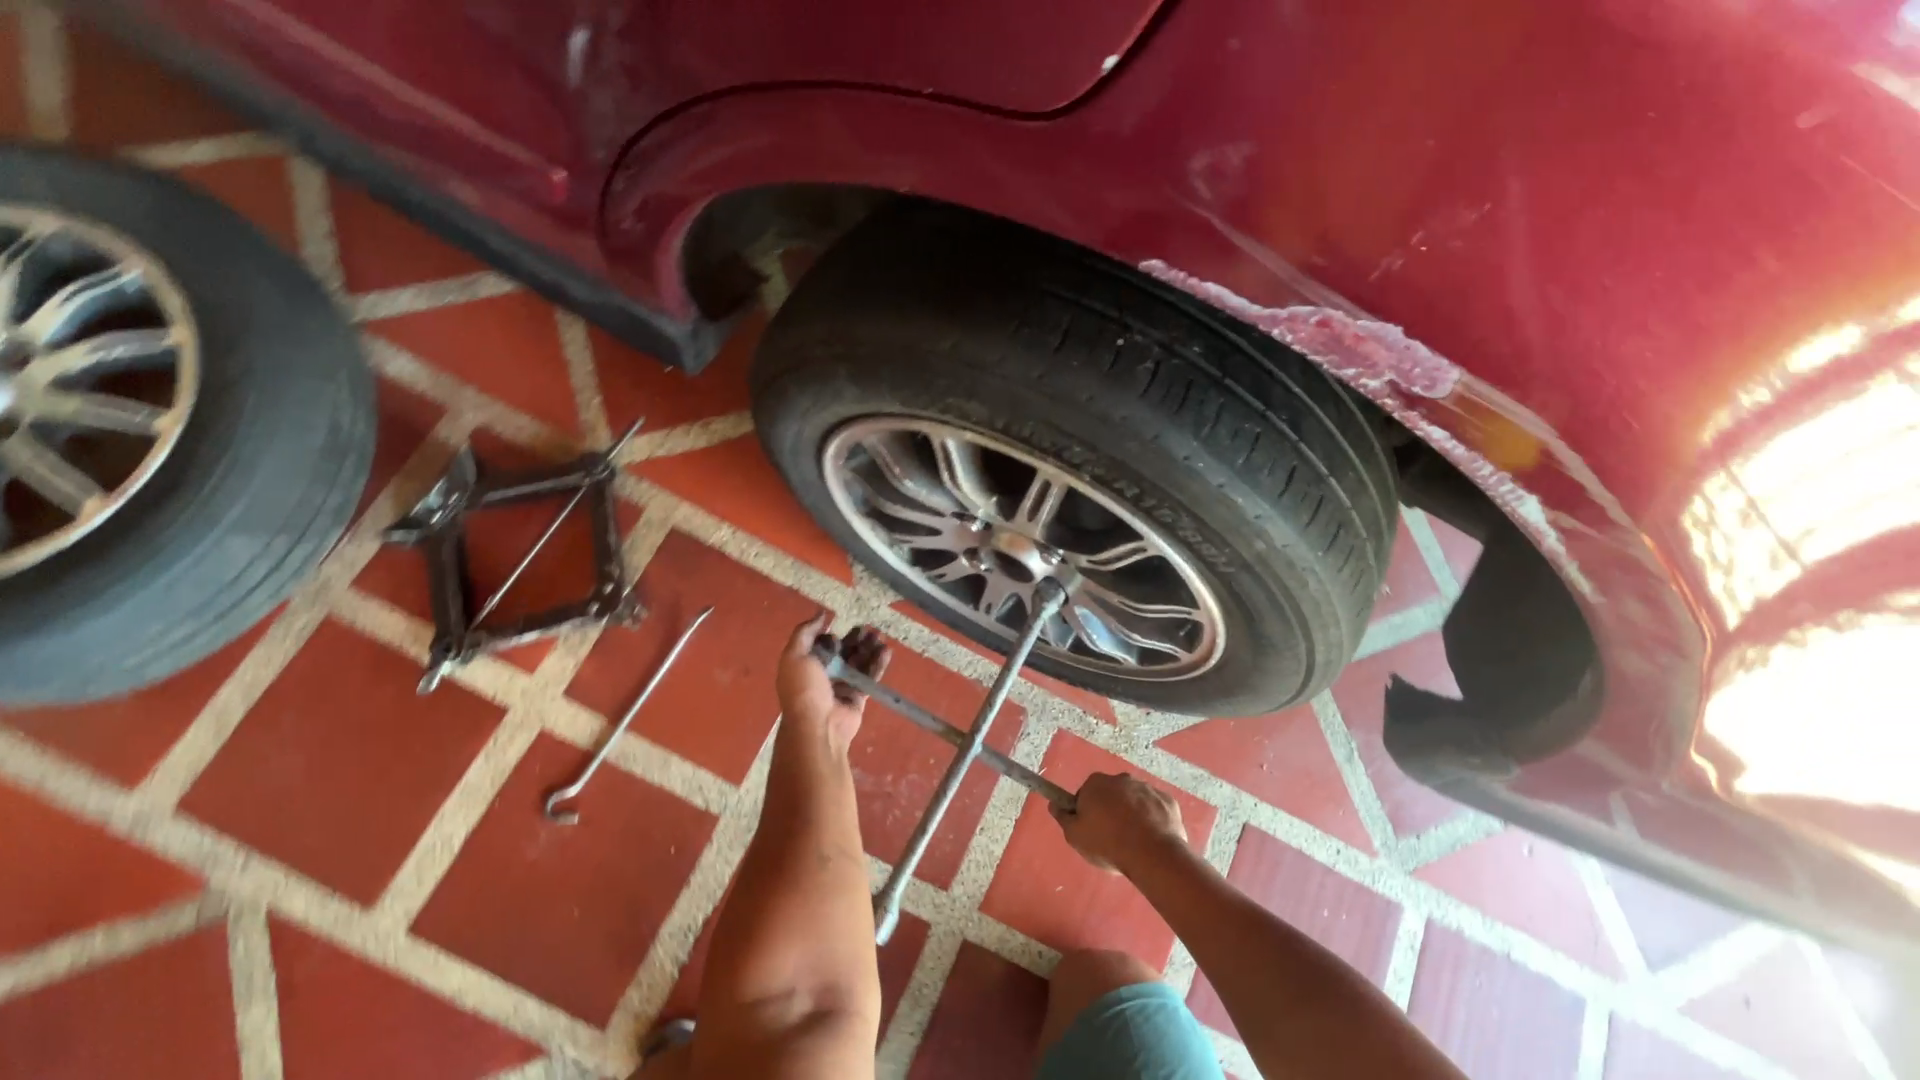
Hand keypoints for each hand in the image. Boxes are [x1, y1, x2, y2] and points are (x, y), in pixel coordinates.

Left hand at [776, 612, 889, 751]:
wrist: (817, 725)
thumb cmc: (803, 689)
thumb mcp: (795, 655)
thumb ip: (806, 632)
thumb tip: (820, 613)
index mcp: (805, 665)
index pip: (821, 645)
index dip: (830, 636)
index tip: (839, 629)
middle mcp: (823, 675)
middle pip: (842, 652)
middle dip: (855, 639)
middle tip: (868, 628)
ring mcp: (841, 686)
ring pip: (858, 662)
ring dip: (869, 648)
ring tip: (880, 636)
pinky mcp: (858, 697)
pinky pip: (869, 677)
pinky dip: (877, 664)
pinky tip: (886, 651)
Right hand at [1051, 772, 1187, 873]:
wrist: (1151, 854)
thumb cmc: (1106, 843)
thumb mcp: (1074, 835)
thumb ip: (1063, 817)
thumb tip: (1054, 804)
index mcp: (1096, 783)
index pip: (1086, 794)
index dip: (1086, 812)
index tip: (1091, 829)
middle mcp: (1122, 779)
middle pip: (1111, 795)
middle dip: (1111, 811)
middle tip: (1111, 838)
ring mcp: (1148, 788)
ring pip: (1135, 801)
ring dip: (1132, 815)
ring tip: (1133, 842)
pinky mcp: (1168, 801)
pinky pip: (1155, 809)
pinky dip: (1152, 820)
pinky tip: (1151, 839)